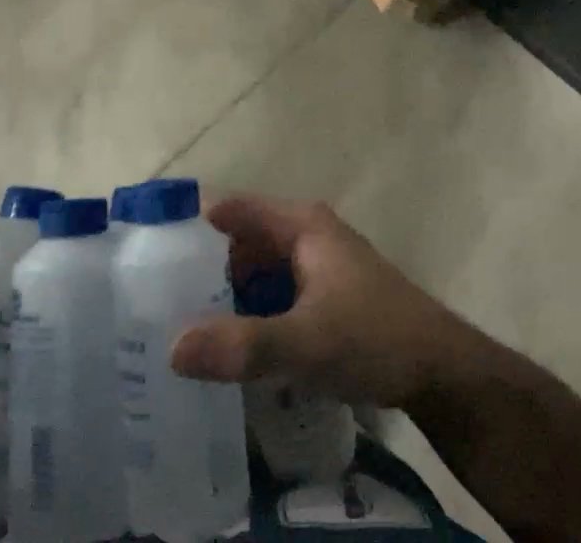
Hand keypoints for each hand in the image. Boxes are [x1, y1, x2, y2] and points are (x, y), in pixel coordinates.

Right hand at [170, 195, 484, 406]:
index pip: (230, 209)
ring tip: (170, 329)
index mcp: (302, 226)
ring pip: (255, 273)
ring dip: (221, 296)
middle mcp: (308, 236)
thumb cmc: (376, 340)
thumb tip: (170, 350)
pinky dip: (247, 314)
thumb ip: (243, 346)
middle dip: (197, 269)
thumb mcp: (306, 344)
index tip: (139, 255)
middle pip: (238, 243)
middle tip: (144, 304)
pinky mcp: (325, 298)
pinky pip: (272, 297)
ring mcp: (318, 267)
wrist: (441, 371)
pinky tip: (222, 349)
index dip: (187, 225)